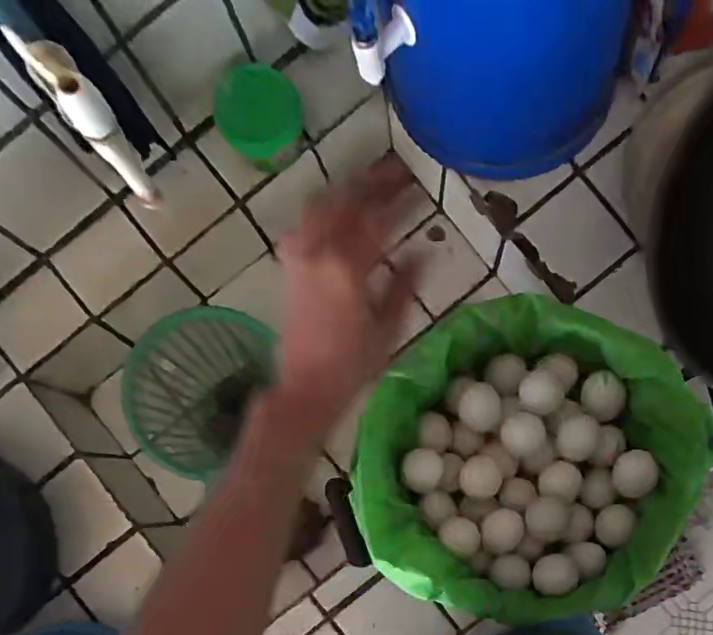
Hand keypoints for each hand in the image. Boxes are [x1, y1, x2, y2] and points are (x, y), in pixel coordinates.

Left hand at [270, 160, 425, 430]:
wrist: (307, 385)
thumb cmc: (353, 366)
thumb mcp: (389, 329)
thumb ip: (405, 286)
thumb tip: (423, 251)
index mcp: (347, 269)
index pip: (378, 219)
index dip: (400, 200)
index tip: (420, 187)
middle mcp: (318, 252)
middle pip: (346, 198)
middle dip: (373, 180)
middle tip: (398, 171)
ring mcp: (299, 254)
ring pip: (322, 203)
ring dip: (348, 188)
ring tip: (371, 183)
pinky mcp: (289, 263)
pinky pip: (307, 221)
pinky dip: (326, 208)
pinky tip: (341, 212)